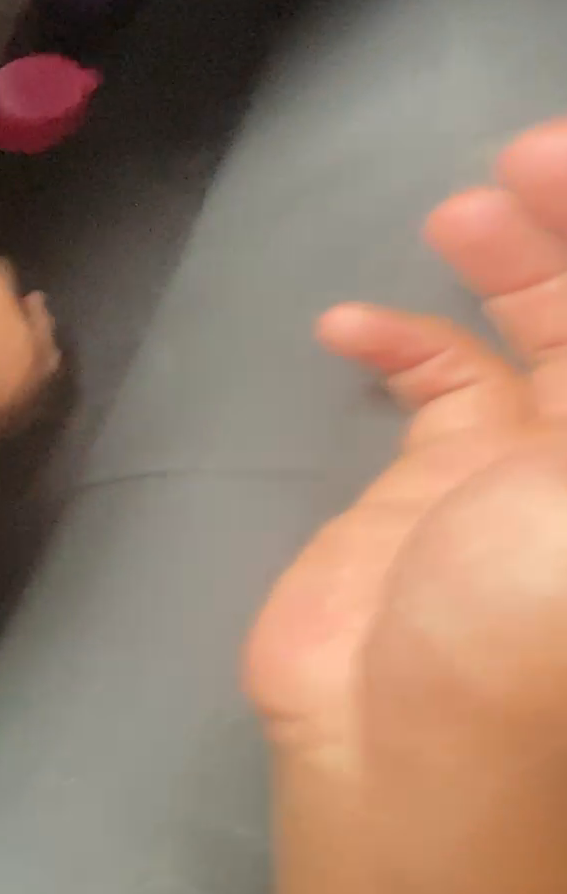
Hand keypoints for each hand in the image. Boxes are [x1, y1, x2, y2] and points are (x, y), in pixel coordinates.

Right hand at [246, 123, 566, 762]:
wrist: (409, 736)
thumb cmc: (539, 622)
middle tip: (525, 157)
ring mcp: (536, 467)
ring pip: (542, 337)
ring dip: (508, 268)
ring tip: (458, 210)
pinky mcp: (432, 485)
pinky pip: (430, 390)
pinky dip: (396, 348)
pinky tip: (351, 327)